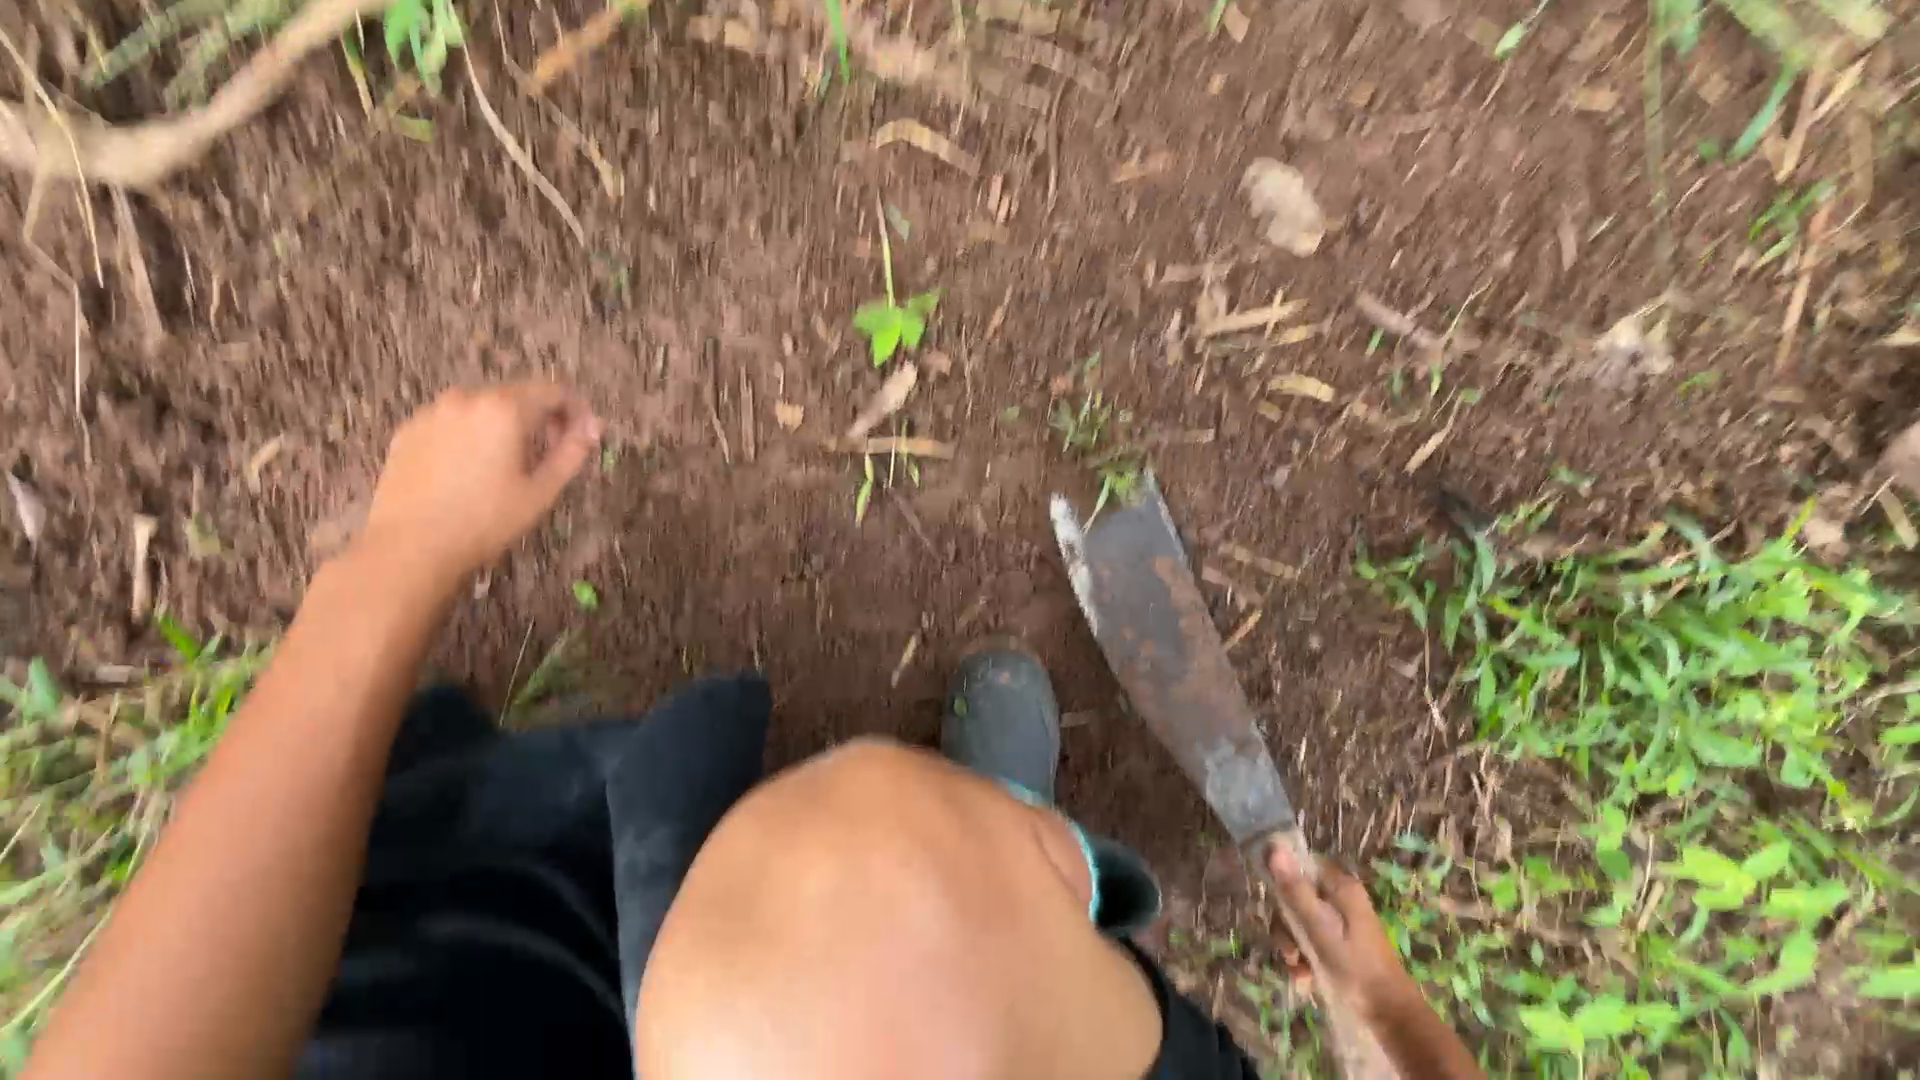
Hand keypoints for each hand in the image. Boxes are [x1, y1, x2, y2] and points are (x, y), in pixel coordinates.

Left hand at [359, 383, 601, 585]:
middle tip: (549, 456)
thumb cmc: (487, 520)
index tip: (582, 437)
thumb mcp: (542, 490)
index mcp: (506, 409)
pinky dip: (471, 435)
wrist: (411, 545)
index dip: (576, 411)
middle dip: (541, 419)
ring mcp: (433, 412)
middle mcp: (467, 398)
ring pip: (484, 408)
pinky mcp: (409, 429)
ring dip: (506, 426)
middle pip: (518, 395)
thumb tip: (594, 426)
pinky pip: (453, 421)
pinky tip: (470, 471)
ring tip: (508, 465)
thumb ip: (573, 452)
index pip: (554, 391)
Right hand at [1266, 843, 1419, 1023]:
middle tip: (1288, 950)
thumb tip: (1273, 847)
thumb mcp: (1320, 930)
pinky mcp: (1338, 943)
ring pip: (1299, 920)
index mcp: (1341, 887)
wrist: (1390, 1015)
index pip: (1301, 865)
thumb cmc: (1356, 968)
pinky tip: (1304, 978)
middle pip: (1296, 896)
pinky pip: (1309, 940)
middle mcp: (1340, 898)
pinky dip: (1303, 957)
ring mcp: (1340, 922)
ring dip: (1292, 945)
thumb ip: (1296, 891)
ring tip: (1297, 969)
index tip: (1272, 903)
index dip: (1282, 879)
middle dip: (1286, 925)